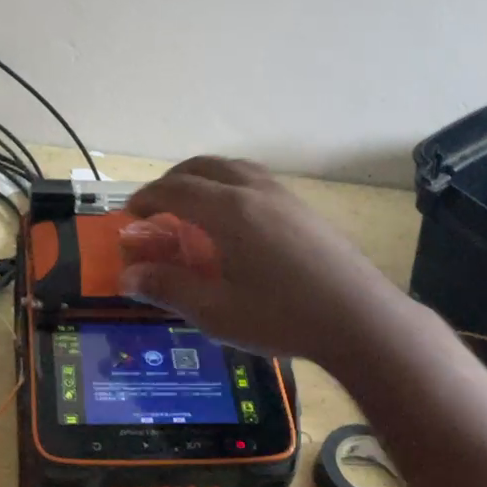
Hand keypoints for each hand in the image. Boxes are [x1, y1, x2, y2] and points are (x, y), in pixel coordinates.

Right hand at [119, 157, 406, 361]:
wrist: (359, 318)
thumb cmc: (281, 317)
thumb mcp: (215, 311)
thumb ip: (169, 288)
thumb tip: (127, 276)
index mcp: (228, 211)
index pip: (175, 190)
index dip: (147, 199)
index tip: (130, 215)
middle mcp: (254, 192)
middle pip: (203, 167)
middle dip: (172, 180)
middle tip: (156, 206)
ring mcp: (284, 197)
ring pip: (234, 169)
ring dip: (203, 178)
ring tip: (192, 205)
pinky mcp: (304, 210)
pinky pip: (255, 181)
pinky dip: (230, 186)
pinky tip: (235, 220)